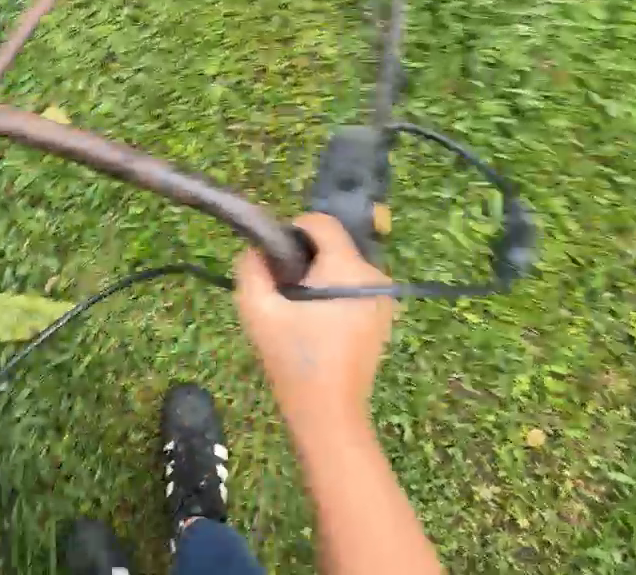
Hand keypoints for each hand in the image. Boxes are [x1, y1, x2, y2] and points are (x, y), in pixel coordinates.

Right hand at [234, 213, 396, 434]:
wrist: (329, 414)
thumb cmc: (293, 359)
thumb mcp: (256, 308)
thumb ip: (251, 266)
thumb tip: (258, 248)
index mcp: (348, 268)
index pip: (321, 223)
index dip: (291, 232)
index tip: (275, 262)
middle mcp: (374, 276)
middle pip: (332, 243)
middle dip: (305, 258)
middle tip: (284, 292)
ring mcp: (384, 298)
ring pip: (341, 264)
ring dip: (318, 275)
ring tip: (299, 310)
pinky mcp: (383, 316)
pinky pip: (352, 284)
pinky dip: (333, 292)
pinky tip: (317, 323)